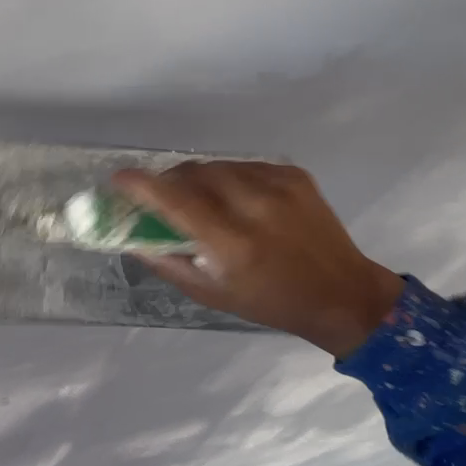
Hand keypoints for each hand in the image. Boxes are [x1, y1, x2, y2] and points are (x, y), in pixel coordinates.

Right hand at [114, 161, 404, 357]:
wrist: (346, 295)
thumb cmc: (270, 300)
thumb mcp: (211, 294)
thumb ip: (166, 263)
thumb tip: (129, 236)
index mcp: (232, 243)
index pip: (176, 201)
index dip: (142, 185)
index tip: (119, 179)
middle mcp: (255, 208)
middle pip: (192, 173)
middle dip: (169, 180)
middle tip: (161, 194)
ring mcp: (279, 187)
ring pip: (216, 165)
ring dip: (198, 177)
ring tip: (201, 197)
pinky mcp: (294, 175)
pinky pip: (243, 165)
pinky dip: (229, 177)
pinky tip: (236, 197)